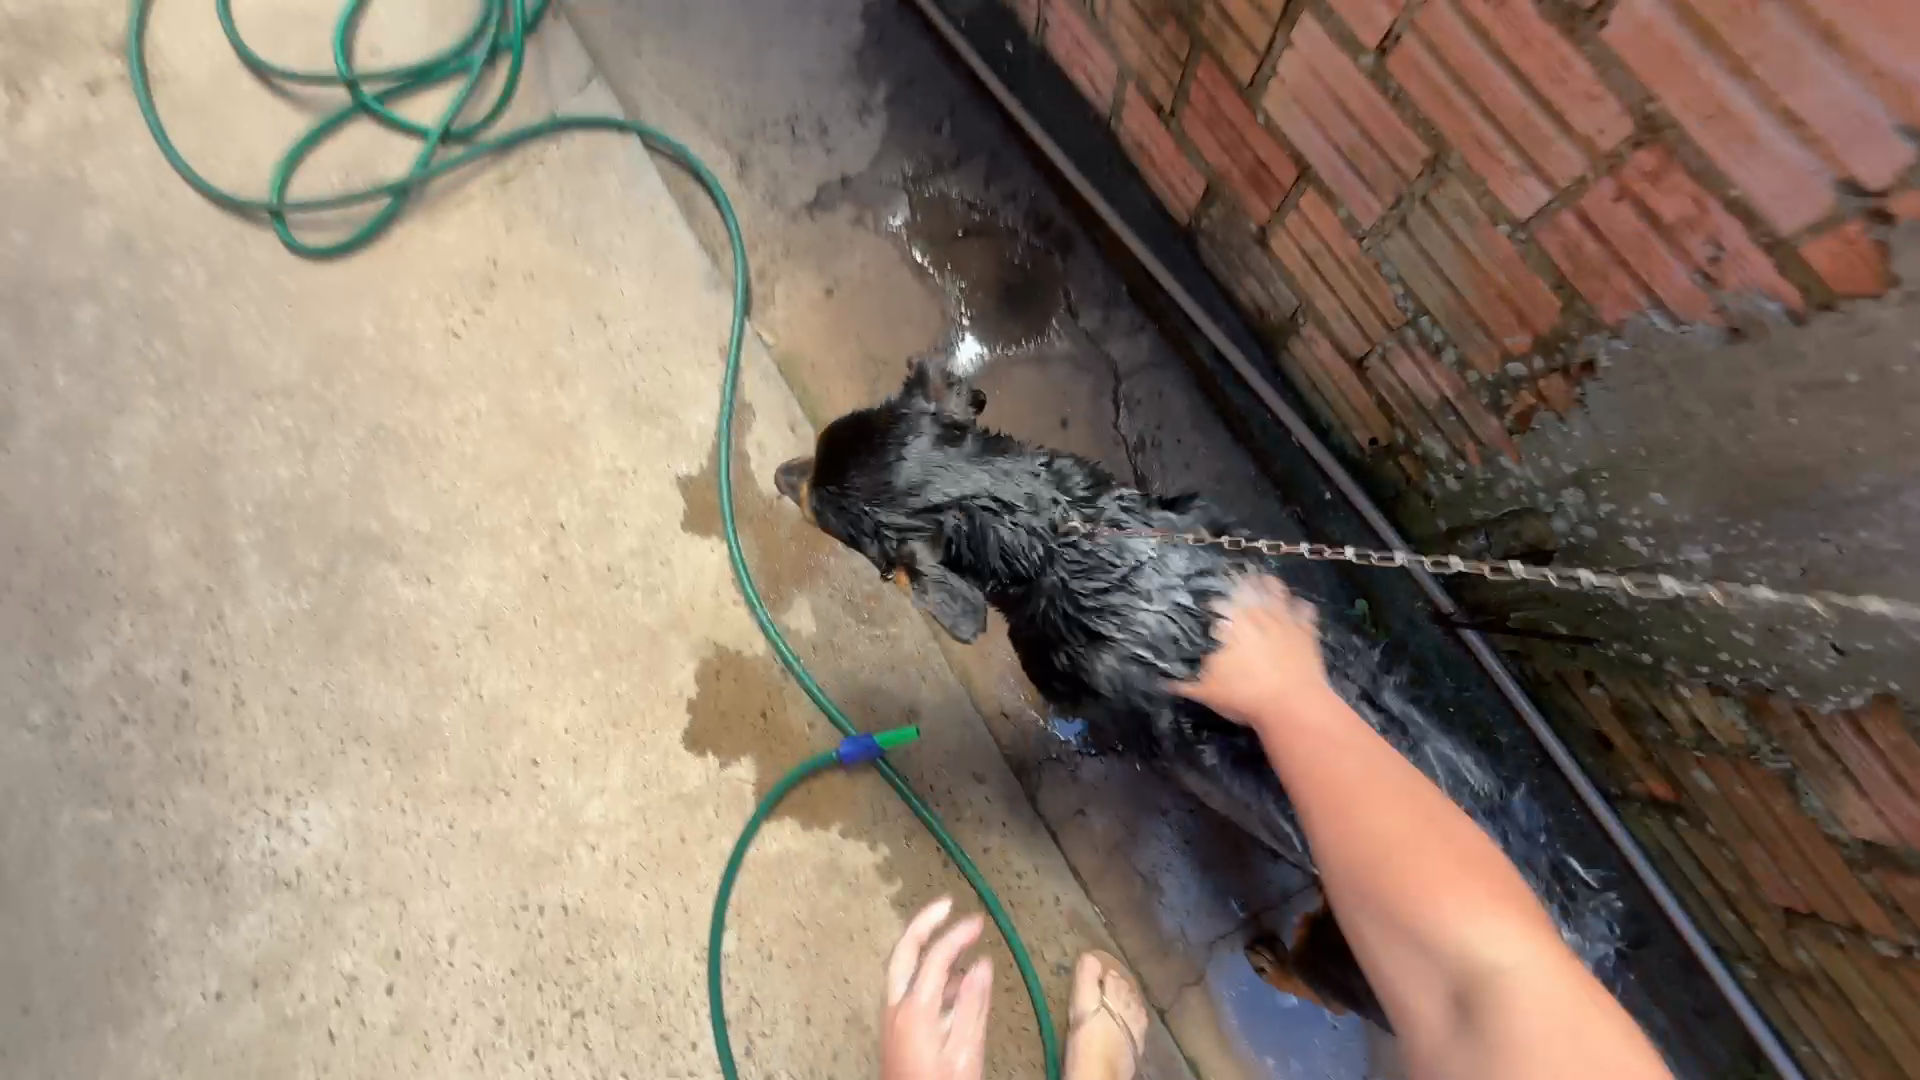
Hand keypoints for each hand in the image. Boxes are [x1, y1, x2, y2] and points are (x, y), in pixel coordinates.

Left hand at [880, 897, 993, 1079]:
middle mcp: (895, 1007)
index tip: (979, 921)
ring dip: (927, 950)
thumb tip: (982, 962)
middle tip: (947, 903)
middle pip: (904, 950)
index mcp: (914, 1010)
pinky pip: (907, 989)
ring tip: (960, 947)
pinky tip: (953, 985)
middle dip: (925, 922)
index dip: (957, 934)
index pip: (936, 957)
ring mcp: (891, 1019)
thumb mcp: (967, 1053)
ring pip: (903, 969)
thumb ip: (973, 1005)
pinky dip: (927, 975)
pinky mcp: (894, 1031)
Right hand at [1171, 575, 1328, 726]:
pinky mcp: (1307, 633)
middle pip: (1248, 589)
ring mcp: (1285, 621)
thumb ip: (1187, 684)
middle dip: (1241, 584)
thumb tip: (1165, 684)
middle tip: (1237, 581)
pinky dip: (1300, 606)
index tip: (1212, 609)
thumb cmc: (1245, 694)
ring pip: (1277, 591)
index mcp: (1232, 624)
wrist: (1294, 705)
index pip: (1220, 605)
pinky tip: (1299, 605)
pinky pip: (1305, 611)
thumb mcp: (1208, 691)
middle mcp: (1258, 615)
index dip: (1215, 605)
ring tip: (1264, 580)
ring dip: (1269, 585)